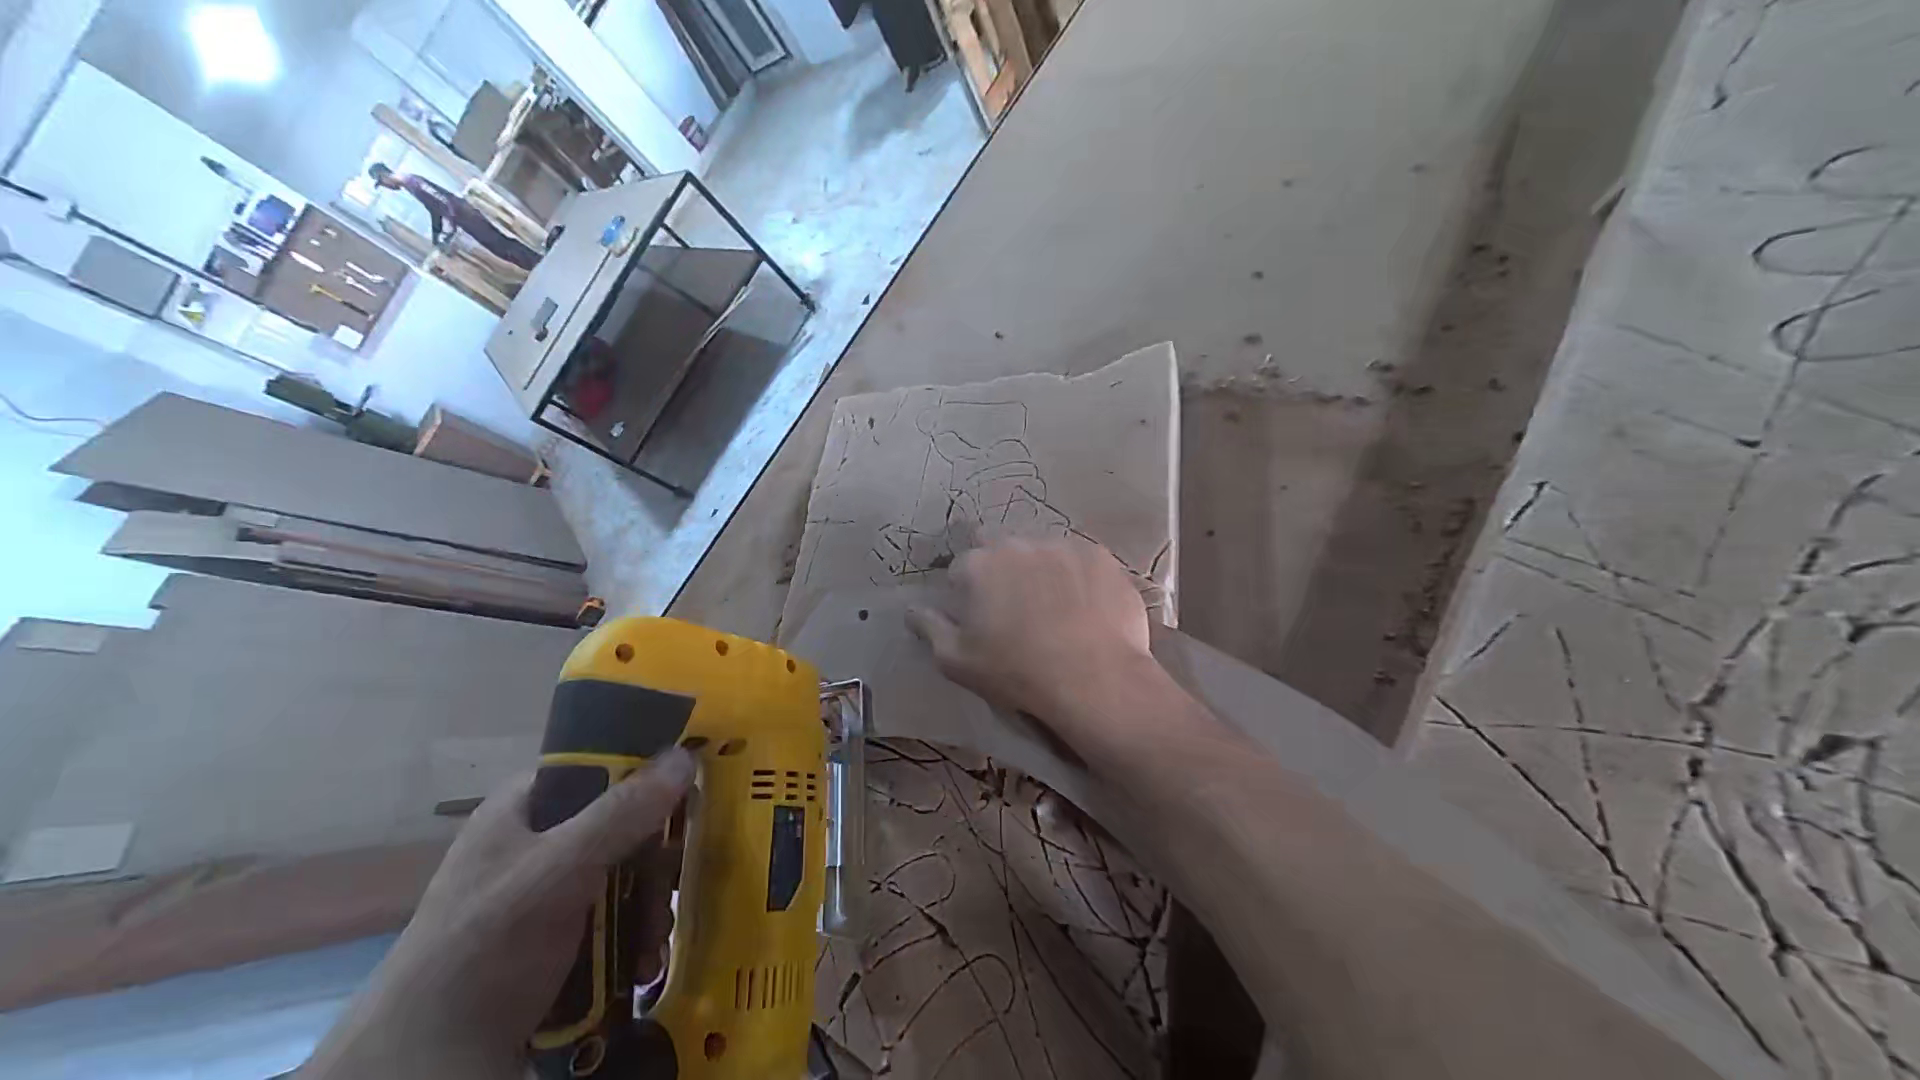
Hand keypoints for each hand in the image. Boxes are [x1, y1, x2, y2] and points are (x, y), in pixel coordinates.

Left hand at [300, 750, 693, 1079]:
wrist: (427, 1066)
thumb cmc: (488, 944)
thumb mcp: (561, 869)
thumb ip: (624, 811)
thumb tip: (684, 755)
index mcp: (524, 807)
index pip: (598, 766)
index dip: (644, 778)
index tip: (682, 803)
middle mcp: (537, 841)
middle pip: (622, 825)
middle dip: (652, 865)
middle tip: (666, 892)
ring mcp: (546, 892)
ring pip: (623, 875)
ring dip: (648, 909)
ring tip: (652, 944)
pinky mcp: (555, 937)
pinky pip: (612, 918)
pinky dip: (632, 938)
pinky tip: (639, 965)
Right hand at [906, 536, 1155, 722]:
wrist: (1095, 679)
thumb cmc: (1017, 672)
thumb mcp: (957, 661)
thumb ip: (930, 628)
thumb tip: (912, 609)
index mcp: (978, 565)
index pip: (961, 567)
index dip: (966, 591)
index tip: (979, 615)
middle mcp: (1018, 543)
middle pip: (999, 545)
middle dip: (1000, 567)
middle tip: (1014, 603)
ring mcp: (1063, 545)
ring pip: (1042, 549)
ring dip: (1040, 568)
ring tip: (1055, 606)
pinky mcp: (1100, 556)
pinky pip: (1080, 559)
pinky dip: (1078, 576)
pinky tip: (1086, 606)